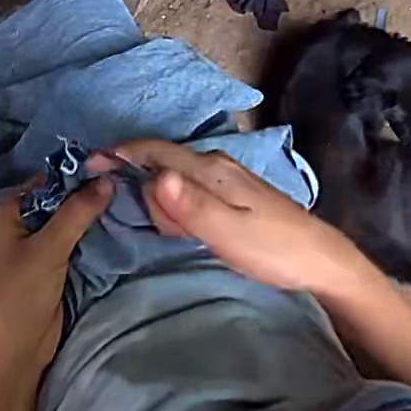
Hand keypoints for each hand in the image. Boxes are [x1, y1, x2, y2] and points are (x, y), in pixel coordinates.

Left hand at [0, 177, 113, 367]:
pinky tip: (125, 221)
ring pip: (78, 217)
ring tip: (134, 196)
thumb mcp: (48, 247)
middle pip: (67, 196)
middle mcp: (30, 220)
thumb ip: (78, 211)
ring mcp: (46, 243)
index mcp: (15, 208)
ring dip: (100, 211)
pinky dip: (101, 232)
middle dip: (94, 190)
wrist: (14, 357)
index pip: (53, 177)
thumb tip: (111, 179)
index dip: (81, 169)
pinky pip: (84, 239)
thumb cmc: (19, 295)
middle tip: (131, 179)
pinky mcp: (62, 264)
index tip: (115, 163)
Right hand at [96, 140, 376, 297]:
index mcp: (210, 169)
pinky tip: (201, 232)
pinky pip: (191, 192)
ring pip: (176, 182)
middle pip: (162, 168)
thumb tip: (154, 176)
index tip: (91, 163)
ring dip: (172, 211)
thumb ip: (189, 206)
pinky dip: (184, 212)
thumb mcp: (228, 234)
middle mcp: (215, 163)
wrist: (319, 258)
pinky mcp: (231, 189)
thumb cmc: (273, 249)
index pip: (157, 151)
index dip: (122, 153)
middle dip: (156, 200)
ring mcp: (225, 174)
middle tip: (180, 234)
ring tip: (197, 237)